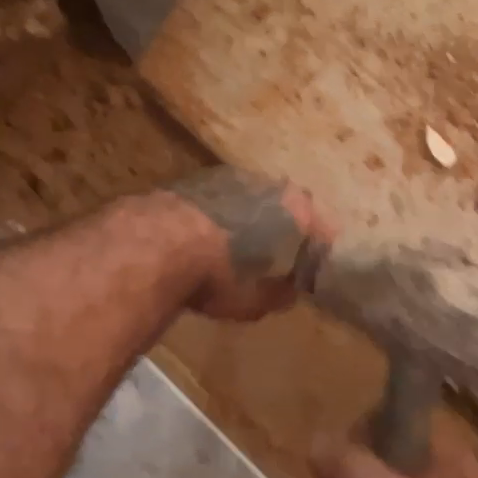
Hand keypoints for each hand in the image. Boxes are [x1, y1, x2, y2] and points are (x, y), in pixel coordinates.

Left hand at [164, 167, 334, 320]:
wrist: (155, 245)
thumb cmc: (220, 275)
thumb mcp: (257, 301)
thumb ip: (281, 294)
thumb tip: (289, 292)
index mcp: (295, 209)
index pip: (321, 229)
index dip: (316, 252)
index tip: (309, 270)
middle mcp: (268, 184)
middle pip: (286, 206)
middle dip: (284, 228)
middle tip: (275, 256)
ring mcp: (229, 176)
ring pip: (251, 198)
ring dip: (248, 219)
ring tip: (236, 247)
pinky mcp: (194, 178)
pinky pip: (218, 200)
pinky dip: (218, 216)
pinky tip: (204, 237)